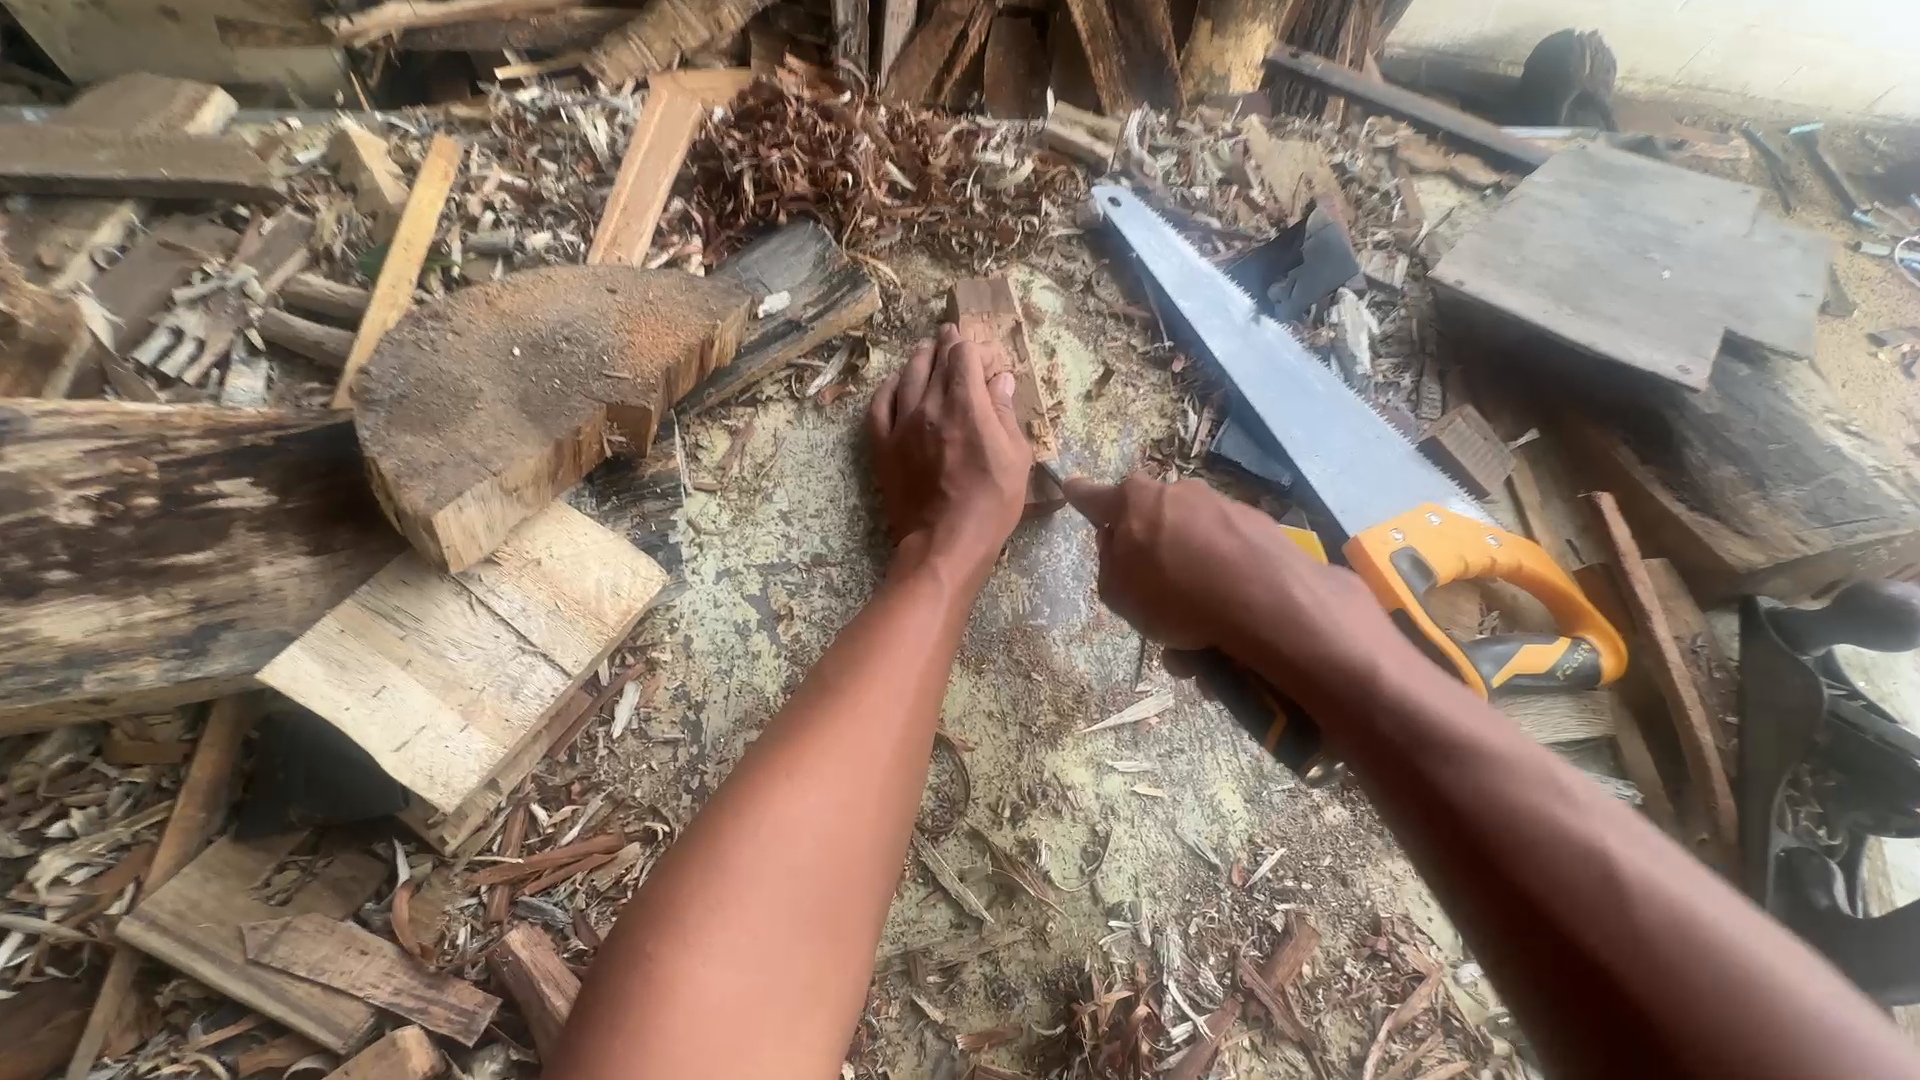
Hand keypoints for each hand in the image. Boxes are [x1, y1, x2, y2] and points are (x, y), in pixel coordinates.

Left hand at [868, 325, 1031, 582]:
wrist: (944, 543)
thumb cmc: (991, 504)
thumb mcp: (1016, 458)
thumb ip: (1004, 414)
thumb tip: (1000, 382)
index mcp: (966, 405)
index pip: (963, 356)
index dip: (970, 346)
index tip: (974, 346)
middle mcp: (929, 405)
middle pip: (934, 360)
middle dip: (944, 344)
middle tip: (948, 335)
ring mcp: (901, 425)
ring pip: (906, 376)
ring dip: (917, 359)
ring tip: (924, 350)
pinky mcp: (883, 446)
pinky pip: (879, 405)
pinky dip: (888, 387)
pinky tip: (896, 383)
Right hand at [1063, 474, 1407, 692]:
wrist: (1265, 601)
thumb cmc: (1174, 594)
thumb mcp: (1118, 593)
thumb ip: (1109, 566)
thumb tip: (1118, 546)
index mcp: (1135, 502)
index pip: (1096, 498)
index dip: (1082, 497)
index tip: (1072, 487)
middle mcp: (1179, 495)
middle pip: (1154, 530)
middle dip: (1152, 570)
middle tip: (1154, 614)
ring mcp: (1224, 509)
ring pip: (1194, 555)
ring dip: (1190, 596)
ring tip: (1196, 651)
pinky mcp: (1263, 531)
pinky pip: (1228, 565)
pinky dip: (1223, 596)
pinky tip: (1227, 642)